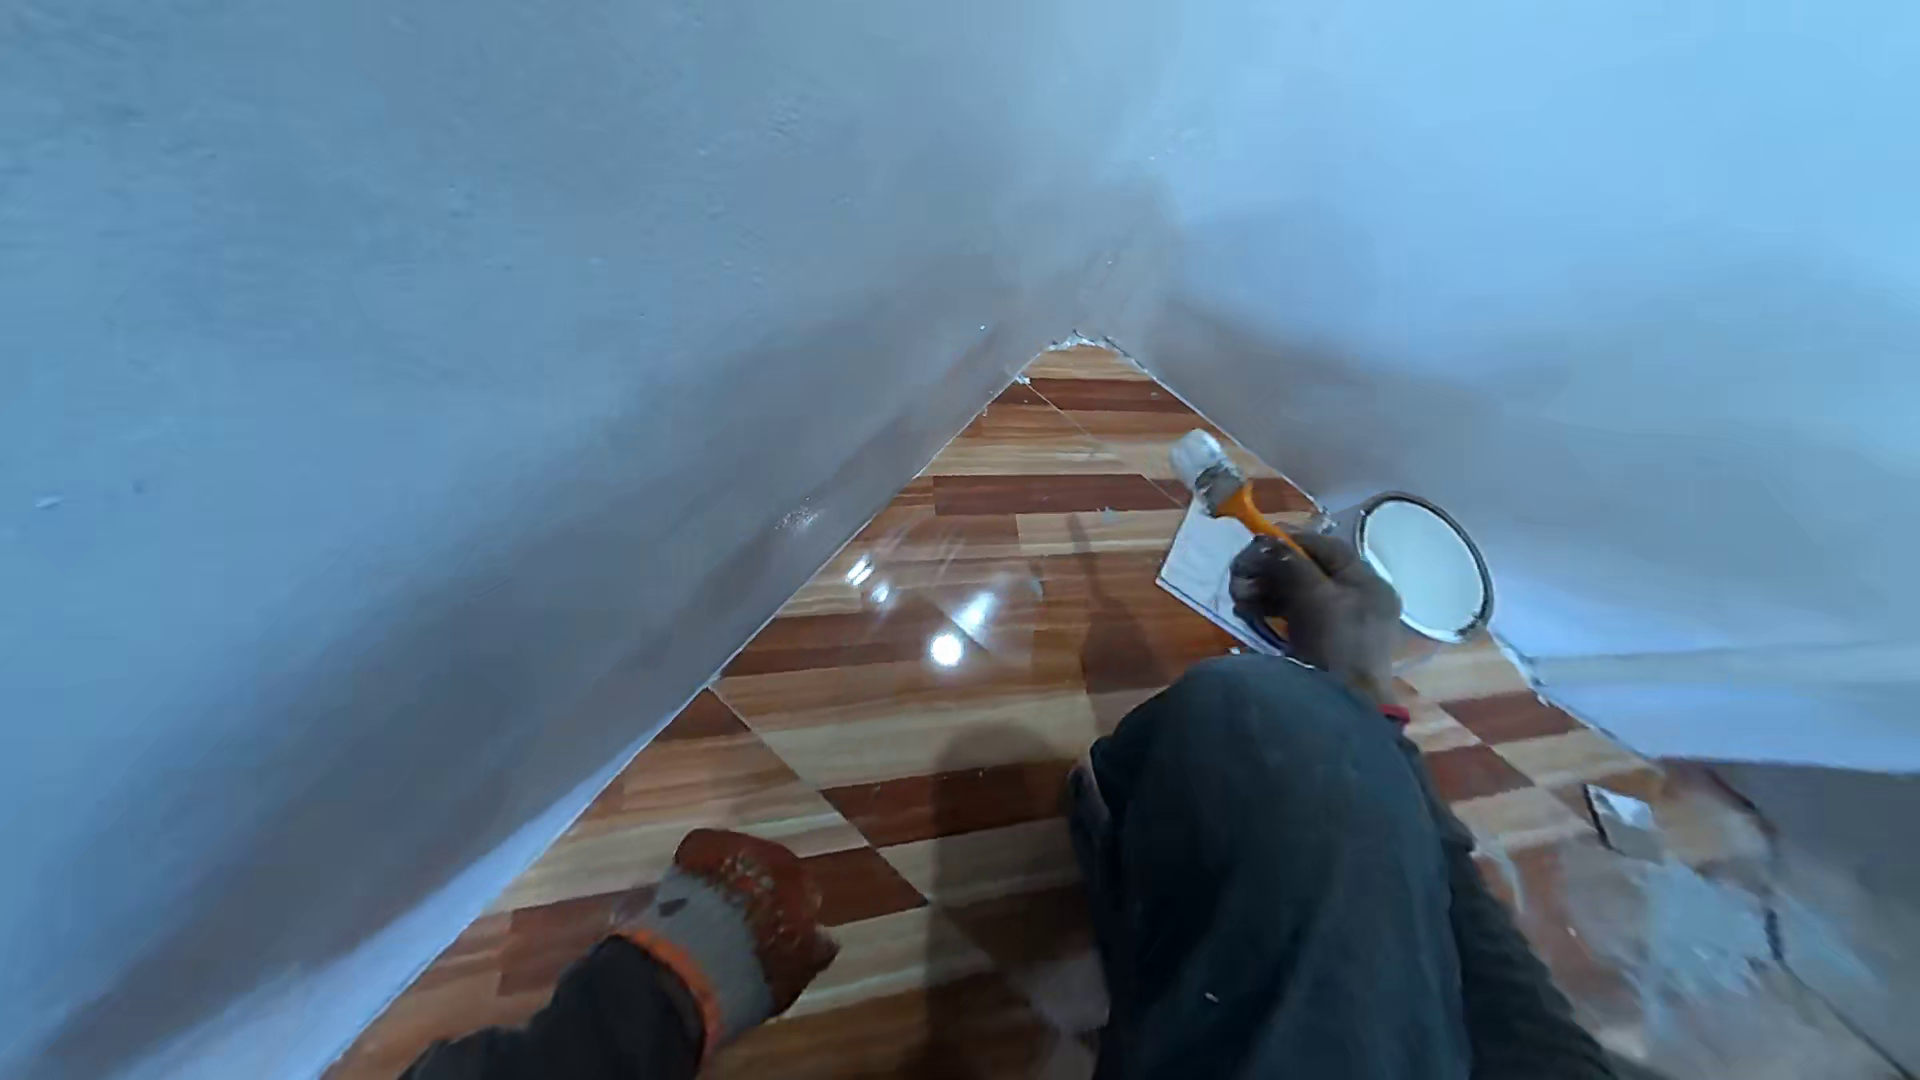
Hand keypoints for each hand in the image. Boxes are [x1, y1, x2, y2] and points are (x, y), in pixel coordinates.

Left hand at [667, 829, 838, 1013]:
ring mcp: (740, 846)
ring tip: (710, 910)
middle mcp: (778, 856)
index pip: (804, 890)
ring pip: (740, 857)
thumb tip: (827, 941)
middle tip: (741, 920)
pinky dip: (700, 866)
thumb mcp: (796, 971)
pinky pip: (705, 850)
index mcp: (805, 884)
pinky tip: (688, 893)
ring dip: (730, 876)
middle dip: (759, 889)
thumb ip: (814, 950)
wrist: (698, 961)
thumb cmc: (753, 974)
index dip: (787, 911)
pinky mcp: (702, 842)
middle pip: (772, 868)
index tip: (774, 931)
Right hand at [1230, 532, 1401, 706]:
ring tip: (1239, 596)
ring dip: (1264, 589)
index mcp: (1367, 583)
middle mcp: (1357, 598)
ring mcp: (1339, 621)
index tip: (1259, 542)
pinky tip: (1248, 611)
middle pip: (1308, 570)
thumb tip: (1266, 542)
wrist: (1340, 703)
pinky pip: (1293, 614)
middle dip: (1270, 569)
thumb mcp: (1314, 595)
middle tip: (1240, 572)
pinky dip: (1269, 609)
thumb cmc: (1335, 641)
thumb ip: (1291, 563)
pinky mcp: (1320, 640)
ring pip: (1296, 592)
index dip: (1292, 541)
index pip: (1328, 548)